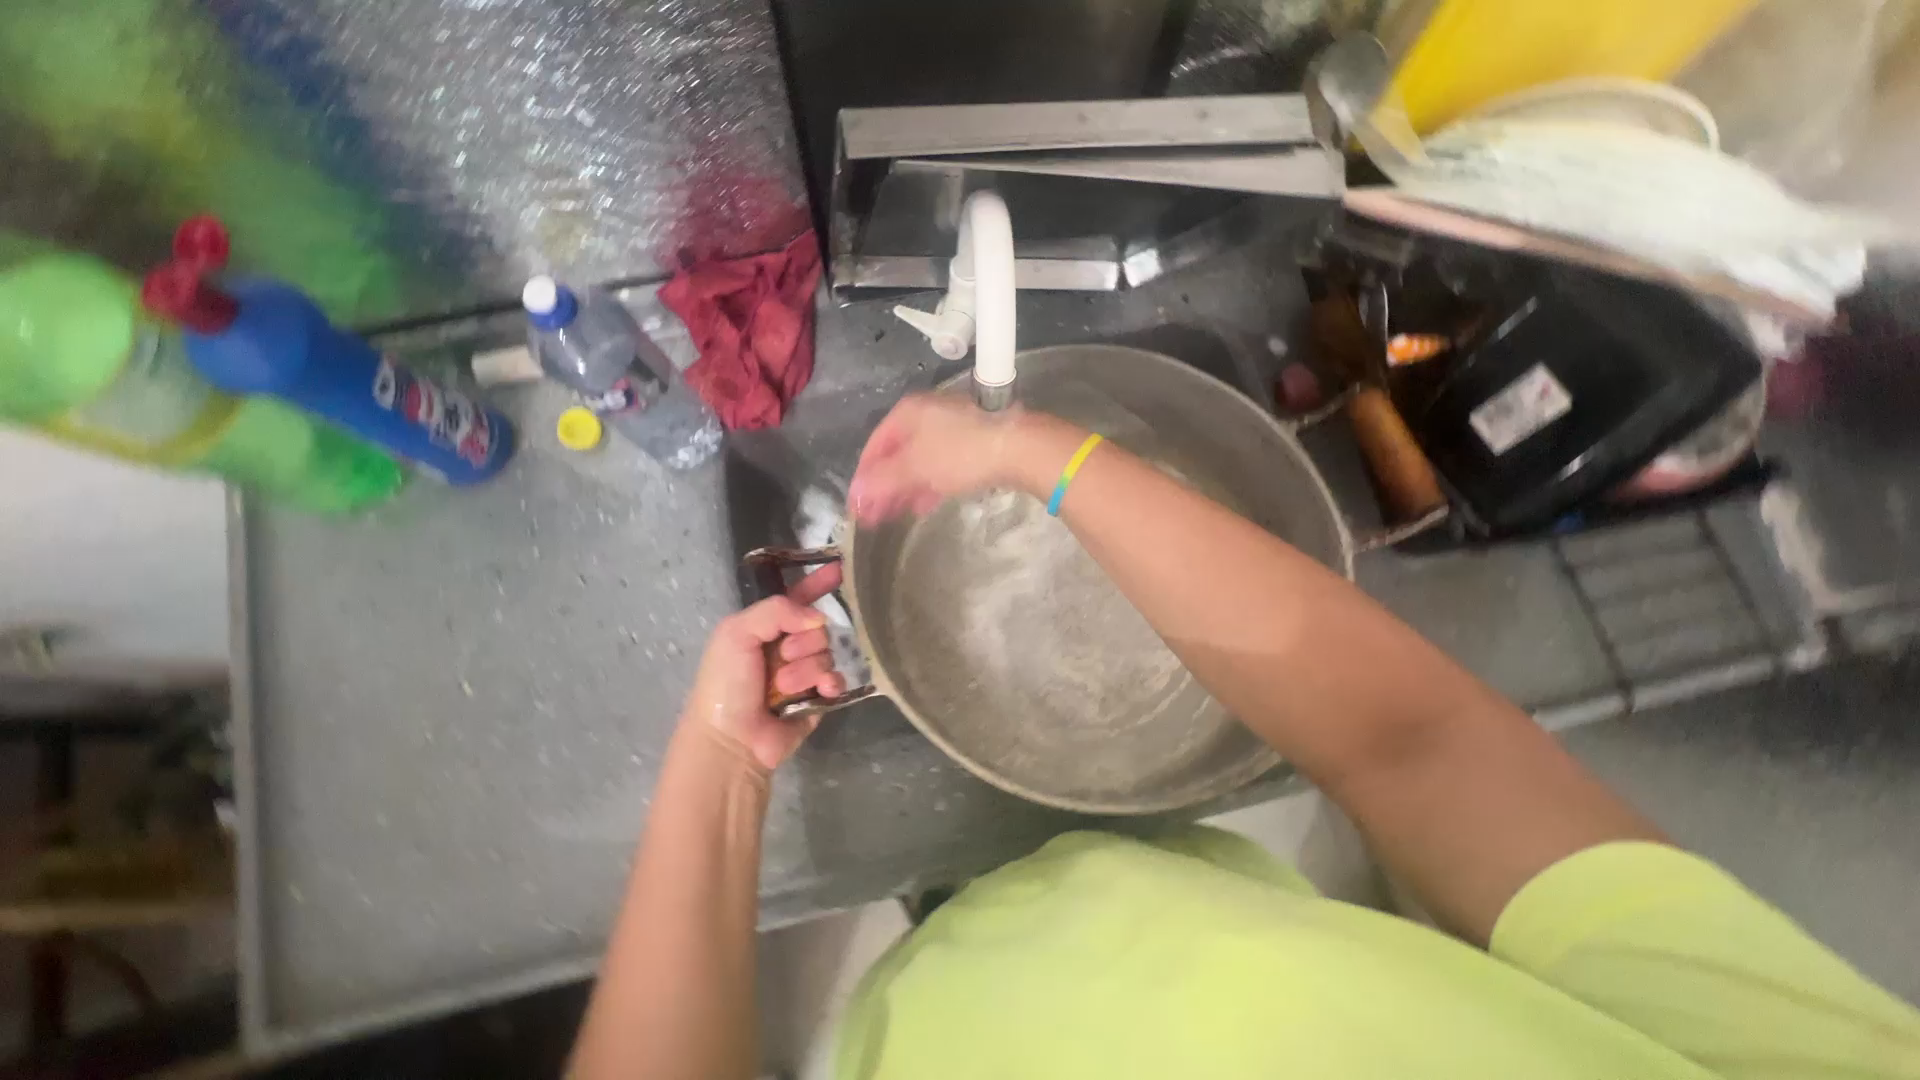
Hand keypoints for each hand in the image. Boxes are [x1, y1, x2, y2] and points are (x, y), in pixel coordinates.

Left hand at [681, 564, 847, 770]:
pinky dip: (830, 682)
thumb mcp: (737, 633)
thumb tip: (817, 617)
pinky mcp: (818, 698)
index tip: (840, 570)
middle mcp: (787, 647)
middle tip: (782, 657)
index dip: (817, 584)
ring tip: (782, 688)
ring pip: (827, 653)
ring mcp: (804, 673)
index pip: (797, 599)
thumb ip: (777, 611)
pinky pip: (838, 679)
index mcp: (766, 628)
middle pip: (818, 627)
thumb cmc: (725, 684)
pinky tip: (822, 690)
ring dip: (806, 668)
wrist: (731, 739)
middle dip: (802, 640)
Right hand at [848, 393, 1082, 524]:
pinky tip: (923, 505)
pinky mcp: (972, 443)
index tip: (857, 506)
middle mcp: (926, 415)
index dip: (863, 478)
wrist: (1019, 446)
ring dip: (904, 490)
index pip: (873, 446)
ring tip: (895, 516)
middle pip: (895, 455)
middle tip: (874, 517)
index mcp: (907, 413)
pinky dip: (927, 485)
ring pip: (918, 462)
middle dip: (883, 487)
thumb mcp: (916, 468)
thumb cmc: (961, 453)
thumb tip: (855, 495)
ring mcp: (951, 427)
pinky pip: (940, 466)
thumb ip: (883, 481)